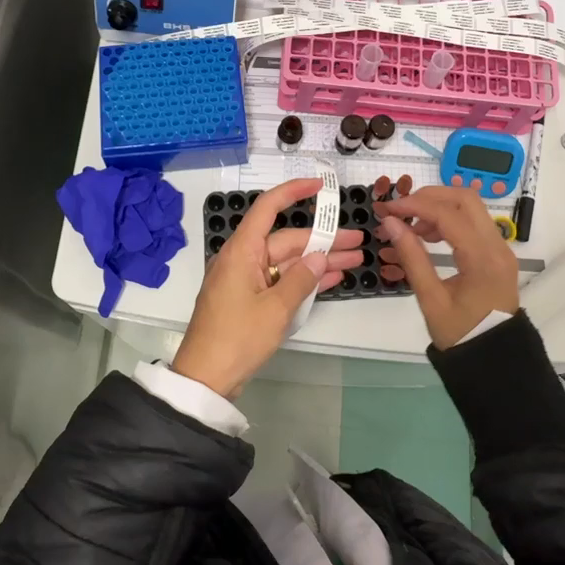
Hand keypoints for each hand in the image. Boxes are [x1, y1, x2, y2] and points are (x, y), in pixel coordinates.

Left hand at [171, 178, 365, 396]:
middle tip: (358, 239)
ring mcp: (247, 280)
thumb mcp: (276, 309)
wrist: (206, 378)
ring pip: (288, 261)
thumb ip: (301, 280)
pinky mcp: (251, 299)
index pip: (269, 208)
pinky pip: (281, 280)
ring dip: (319, 261)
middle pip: (287, 239)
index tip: (320, 186)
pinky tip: (333, 278)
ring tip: (356, 258)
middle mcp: (244, 259)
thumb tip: (320, 258)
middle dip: (323, 239)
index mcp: (242, 251)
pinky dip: (304, 279)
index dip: (294, 192)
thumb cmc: (237, 337)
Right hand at [373, 186, 519, 349]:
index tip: (389, 209)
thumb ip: (412, 257)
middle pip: (466, 198)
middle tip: (403, 209)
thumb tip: (391, 222)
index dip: (415, 205)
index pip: (448, 215)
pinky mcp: (498, 253)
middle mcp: (498, 247)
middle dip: (431, 196)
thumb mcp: (431, 299)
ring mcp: (501, 248)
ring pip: (472, 207)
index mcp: (483, 259)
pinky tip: (430, 236)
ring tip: (414, 227)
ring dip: (441, 206)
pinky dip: (451, 218)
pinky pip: (475, 222)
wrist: (495, 358)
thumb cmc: (461, 333)